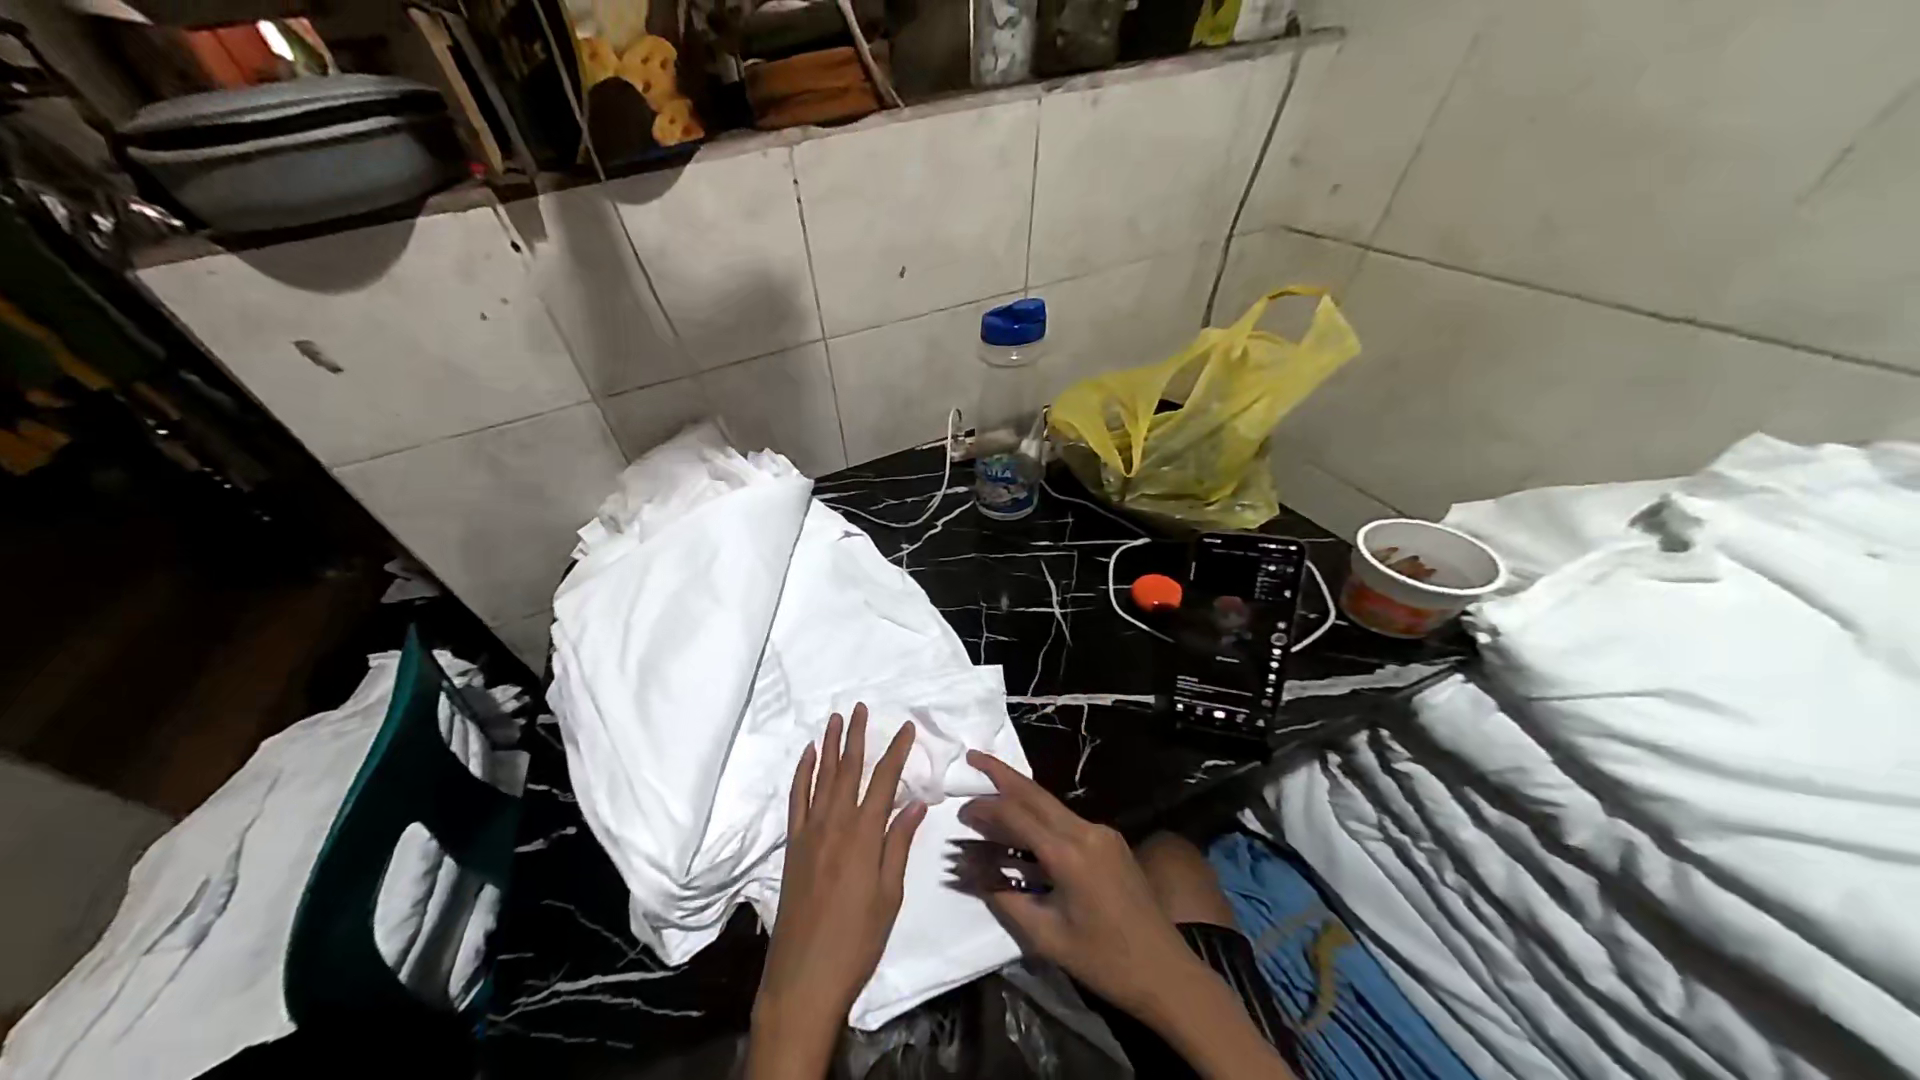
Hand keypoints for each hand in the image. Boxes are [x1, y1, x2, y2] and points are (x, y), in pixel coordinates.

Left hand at [748, 705, 926, 1079]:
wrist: (804, 977)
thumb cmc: (857, 941)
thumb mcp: (889, 895)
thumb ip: (899, 844)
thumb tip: (915, 803)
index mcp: (864, 836)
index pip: (885, 781)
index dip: (897, 751)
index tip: (907, 727)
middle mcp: (835, 825)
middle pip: (848, 770)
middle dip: (857, 736)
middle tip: (861, 708)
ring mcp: (809, 833)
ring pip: (821, 778)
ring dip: (829, 746)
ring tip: (836, 719)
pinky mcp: (792, 846)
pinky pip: (797, 800)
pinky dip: (802, 774)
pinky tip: (807, 757)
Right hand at [960, 752, 1295, 1079]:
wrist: (1166, 972)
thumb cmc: (1104, 960)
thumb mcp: (1046, 936)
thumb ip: (1005, 898)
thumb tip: (970, 873)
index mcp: (1069, 854)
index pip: (1018, 815)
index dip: (986, 808)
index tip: (961, 809)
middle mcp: (1087, 832)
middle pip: (1036, 794)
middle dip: (1003, 774)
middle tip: (974, 757)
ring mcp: (1103, 834)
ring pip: (1052, 805)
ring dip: (1021, 796)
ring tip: (991, 791)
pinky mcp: (1111, 843)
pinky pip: (1066, 821)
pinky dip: (1040, 817)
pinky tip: (1025, 827)